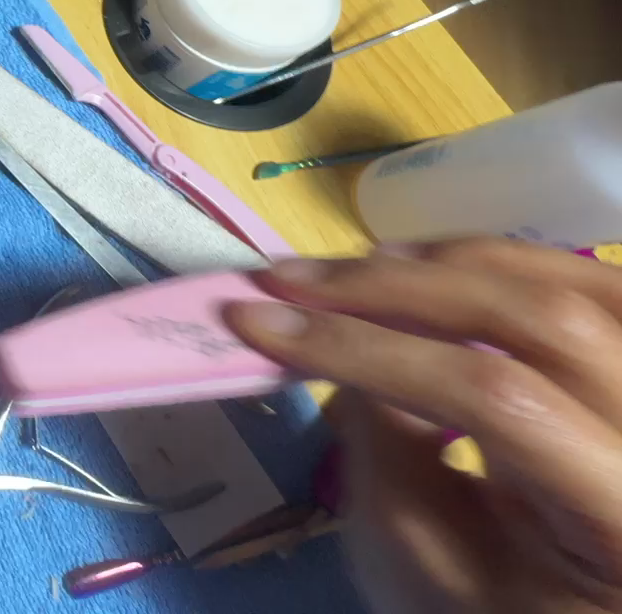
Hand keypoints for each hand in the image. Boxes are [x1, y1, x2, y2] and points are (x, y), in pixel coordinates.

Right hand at [225, 240, 621, 613]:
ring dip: (450, 260)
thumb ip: (385, 445)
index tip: (251, 320)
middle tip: (285, 279)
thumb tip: (342, 339)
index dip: (362, 345)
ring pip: (587, 283)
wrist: (568, 611)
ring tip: (357, 265)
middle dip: (391, 285)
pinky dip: (509, 260)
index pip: (495, 399)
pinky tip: (435, 267)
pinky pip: (602, 285)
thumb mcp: (424, 556)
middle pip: (549, 322)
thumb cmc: (489, 605)